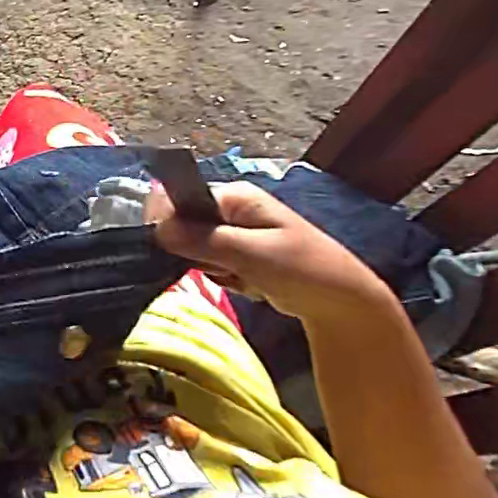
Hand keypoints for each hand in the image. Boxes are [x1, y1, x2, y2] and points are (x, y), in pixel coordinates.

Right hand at [146, 180, 393, 324]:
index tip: (170, 249)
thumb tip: (157, 229)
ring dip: (211, 268)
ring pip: (196, 249)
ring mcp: (234, 233)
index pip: (183, 199)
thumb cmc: (301, 268)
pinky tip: (246, 285)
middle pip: (186, 226)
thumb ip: (203, 240)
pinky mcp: (237, 255)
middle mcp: (231, 209)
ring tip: (239, 277)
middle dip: (195, 252)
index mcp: (235, 196)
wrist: (340, 301)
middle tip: (222, 268)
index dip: (169, 222)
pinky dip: (222, 278)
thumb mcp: (250, 253)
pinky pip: (211, 265)